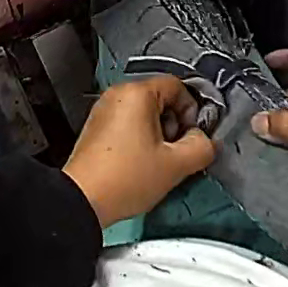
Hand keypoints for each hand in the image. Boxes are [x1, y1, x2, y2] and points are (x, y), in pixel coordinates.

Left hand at [64, 75, 214, 226]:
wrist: (82, 200)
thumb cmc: (128, 177)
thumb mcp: (176, 164)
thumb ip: (202, 146)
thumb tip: (205, 140)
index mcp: (137, 93)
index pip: (178, 86)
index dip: (192, 110)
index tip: (193, 135)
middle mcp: (118, 94)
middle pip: (161, 98)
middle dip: (175, 123)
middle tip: (176, 151)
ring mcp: (104, 110)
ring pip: (145, 112)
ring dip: (159, 132)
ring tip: (158, 160)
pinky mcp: (96, 127)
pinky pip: (128, 122)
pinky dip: (140, 137)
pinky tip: (140, 162)